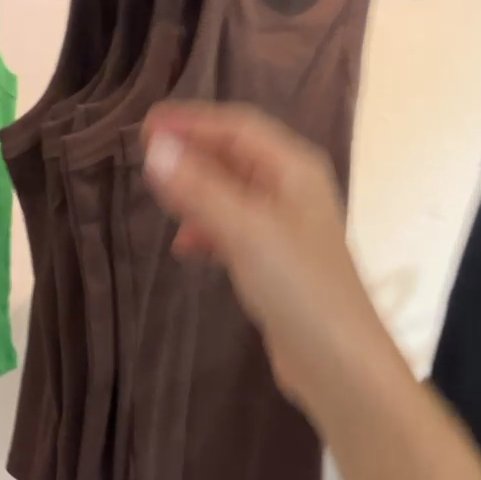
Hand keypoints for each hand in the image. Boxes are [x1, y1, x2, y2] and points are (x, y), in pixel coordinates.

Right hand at [142, 102, 398, 410]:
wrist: (335, 357)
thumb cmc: (297, 286)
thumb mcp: (245, 231)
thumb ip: (198, 191)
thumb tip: (153, 151)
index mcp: (293, 171)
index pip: (237, 129)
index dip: (192, 123)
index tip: (146, 125)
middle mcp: (291, 192)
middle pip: (235, 159)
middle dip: (192, 155)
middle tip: (145, 157)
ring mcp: (284, 230)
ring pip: (231, 197)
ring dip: (196, 194)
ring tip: (160, 202)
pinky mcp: (274, 265)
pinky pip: (233, 232)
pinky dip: (206, 232)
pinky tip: (186, 248)